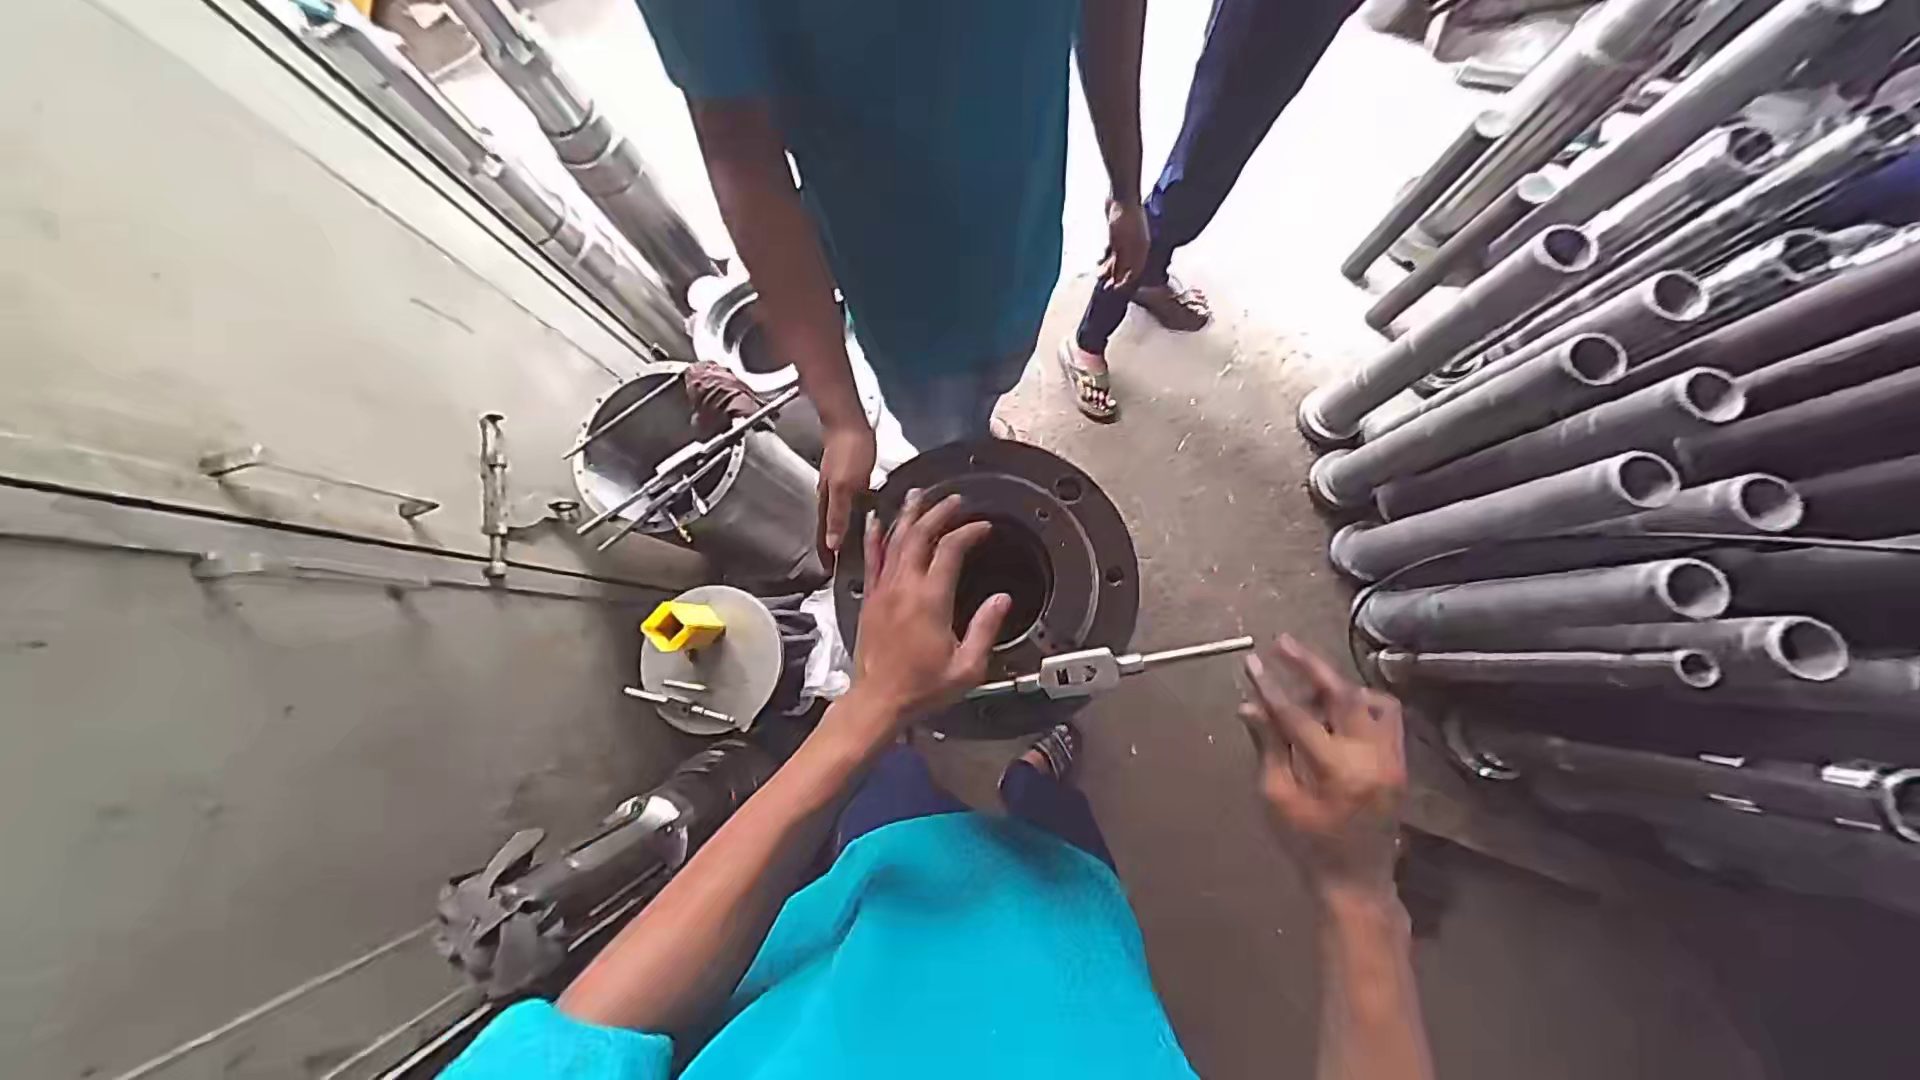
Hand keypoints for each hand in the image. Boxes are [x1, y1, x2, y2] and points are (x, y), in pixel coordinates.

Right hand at [816, 419, 876, 570]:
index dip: (825, 554)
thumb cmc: (847, 449)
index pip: (825, 536)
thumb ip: (839, 516)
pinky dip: (858, 515)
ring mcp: (841, 487)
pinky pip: (853, 504)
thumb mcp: (846, 487)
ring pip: (842, 517)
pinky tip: (867, 516)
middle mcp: (831, 497)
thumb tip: (833, 543)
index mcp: (828, 503)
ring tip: (854, 546)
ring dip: (846, 532)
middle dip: (834, 547)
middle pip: (831, 529)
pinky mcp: (852, 477)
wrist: (848, 421)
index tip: (828, 571)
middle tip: (841, 564)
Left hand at [845, 491, 1010, 727]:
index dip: (968, 532)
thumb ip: (986, 629)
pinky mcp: (870, 599)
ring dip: (909, 515)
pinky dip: (875, 537)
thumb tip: (1002, 600)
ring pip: (895, 540)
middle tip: (954, 500)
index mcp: (930, 600)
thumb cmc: (922, 687)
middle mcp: (904, 588)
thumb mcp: (967, 666)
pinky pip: (872, 559)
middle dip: (939, 512)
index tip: (982, 527)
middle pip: (920, 534)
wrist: (879, 700)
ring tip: (919, 496)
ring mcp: (883, 591)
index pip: (950, 549)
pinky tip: (875, 521)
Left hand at [1100, 197, 1149, 289]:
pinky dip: (1108, 259)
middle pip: (1127, 267)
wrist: (1121, 196)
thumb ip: (1120, 264)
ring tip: (1099, 276)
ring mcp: (1129, 240)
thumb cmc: (1124, 220)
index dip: (1125, 283)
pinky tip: (1100, 264)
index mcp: (1142, 250)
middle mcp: (1137, 247)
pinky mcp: (1120, 234)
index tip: (1114, 290)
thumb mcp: (1121, 246)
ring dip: (1109, 269)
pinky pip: (1114, 251)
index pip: (1135, 272)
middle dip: (1115, 277)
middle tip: (1104, 286)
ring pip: (1119, 260)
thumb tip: (1118, 280)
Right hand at [1238, 636, 1407, 897]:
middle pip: (1342, 694)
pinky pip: (1386, 717)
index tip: (1252, 662)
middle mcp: (1372, 758)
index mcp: (1337, 771)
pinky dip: (1360, 702)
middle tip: (1283, 643)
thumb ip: (1268, 746)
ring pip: (1371, 700)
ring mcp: (1392, 759)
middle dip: (1309, 664)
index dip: (1271, 687)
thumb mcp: (1277, 796)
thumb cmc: (1308, 843)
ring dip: (1336, 684)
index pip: (1297, 714)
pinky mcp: (1399, 762)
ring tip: (1306, 680)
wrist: (1356, 881)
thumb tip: (1250, 706)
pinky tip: (1335, 705)